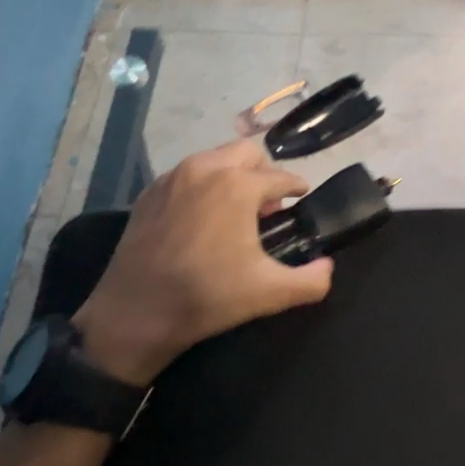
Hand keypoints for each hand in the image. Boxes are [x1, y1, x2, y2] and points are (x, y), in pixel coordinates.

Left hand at [72, 139, 333, 385]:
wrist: (137, 312)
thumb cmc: (209, 297)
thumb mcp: (271, 293)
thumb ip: (312, 280)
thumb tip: (327, 267)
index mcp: (238, 185)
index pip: (280, 177)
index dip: (296, 188)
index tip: (302, 197)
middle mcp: (205, 169)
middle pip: (247, 153)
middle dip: (264, 172)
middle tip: (270, 205)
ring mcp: (172, 178)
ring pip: (214, 159)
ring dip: (232, 176)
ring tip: (237, 211)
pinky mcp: (149, 193)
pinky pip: (186, 176)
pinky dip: (202, 187)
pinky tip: (202, 219)